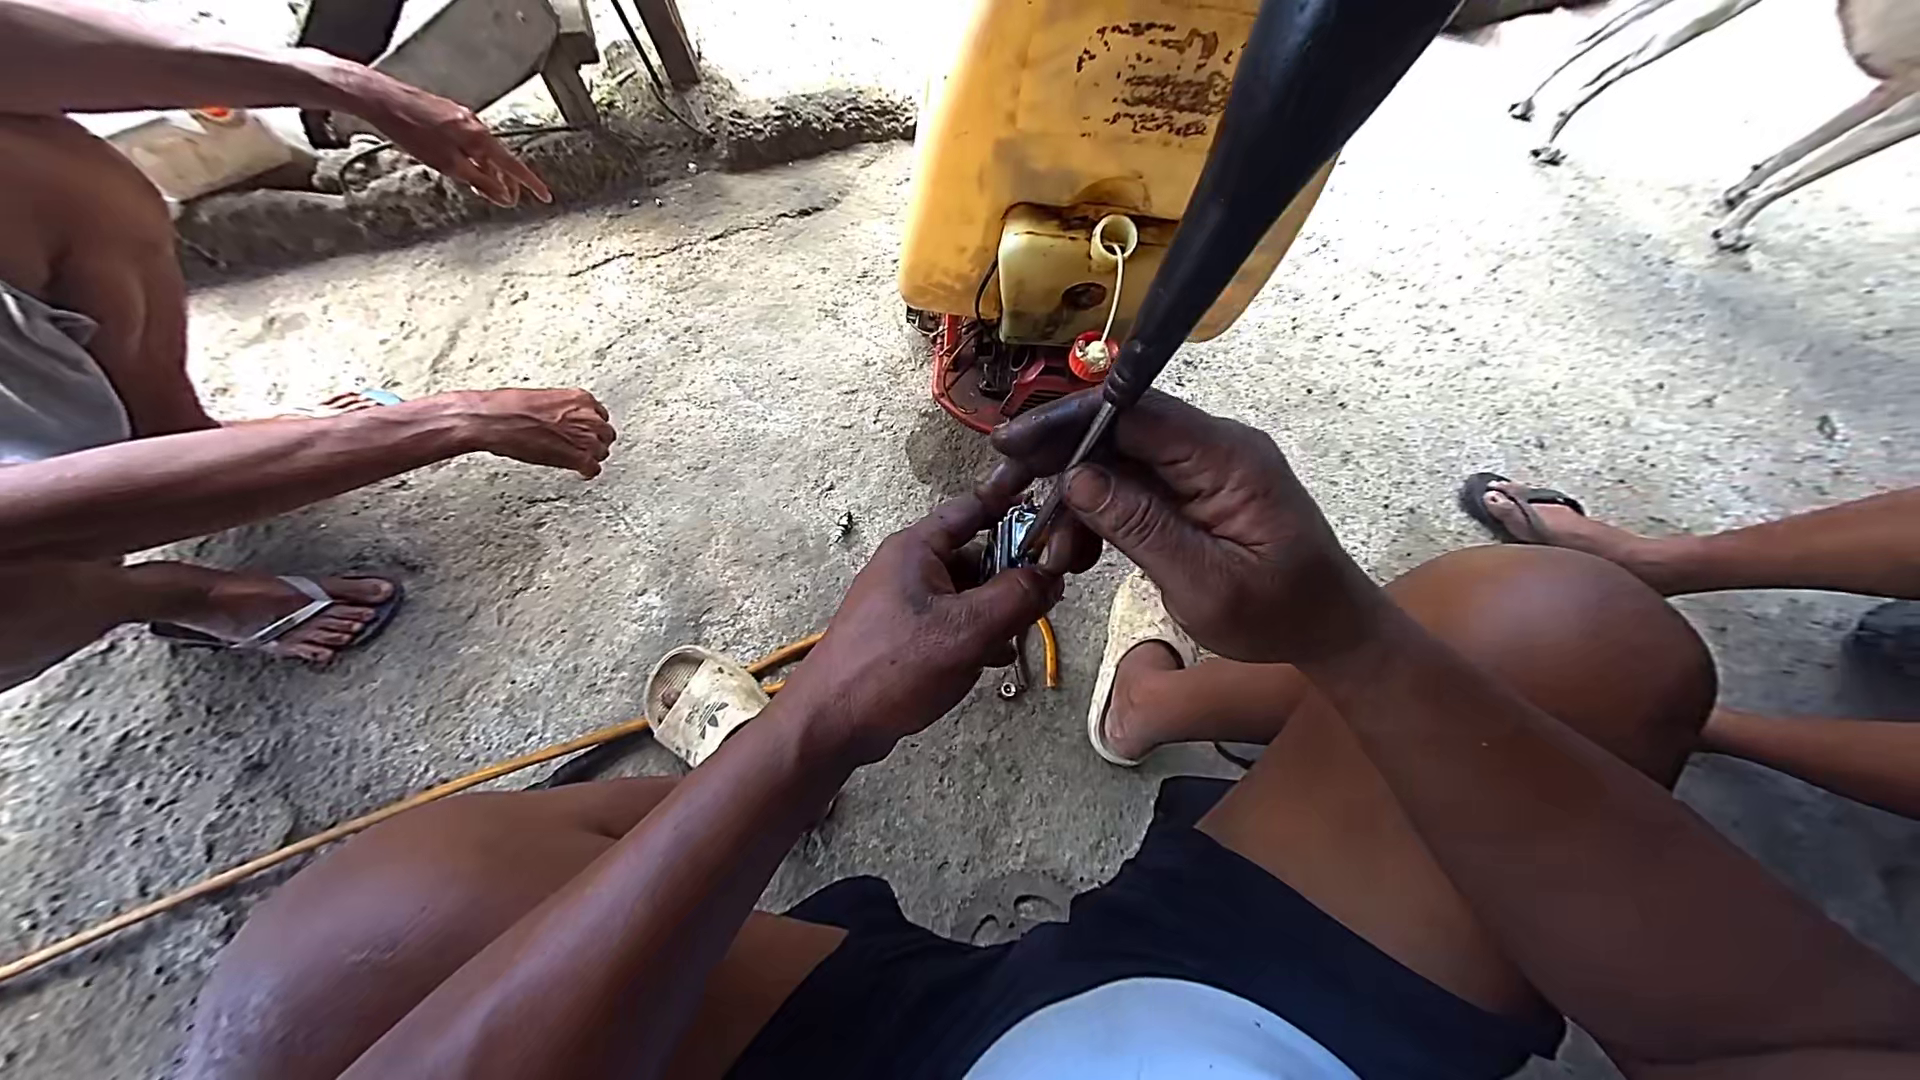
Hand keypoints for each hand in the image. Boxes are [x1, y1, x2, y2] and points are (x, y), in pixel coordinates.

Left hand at [307, 51, 551, 206]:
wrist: (375, 97)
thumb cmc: (410, 131)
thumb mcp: (449, 166)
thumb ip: (481, 183)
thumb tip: (504, 197)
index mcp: (481, 139)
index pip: (515, 167)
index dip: (532, 184)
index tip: (545, 196)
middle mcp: (476, 126)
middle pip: (501, 161)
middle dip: (505, 182)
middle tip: (503, 200)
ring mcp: (461, 118)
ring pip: (484, 152)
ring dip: (487, 171)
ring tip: (479, 187)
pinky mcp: (446, 115)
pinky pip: (470, 142)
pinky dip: (473, 158)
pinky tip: (463, 167)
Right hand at [440, 388, 615, 477]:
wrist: (489, 419)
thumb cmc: (506, 408)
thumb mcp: (544, 399)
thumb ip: (563, 409)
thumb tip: (564, 420)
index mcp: (581, 399)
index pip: (601, 416)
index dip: (592, 427)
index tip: (585, 433)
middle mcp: (589, 417)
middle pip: (606, 435)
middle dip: (595, 442)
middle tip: (582, 448)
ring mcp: (586, 438)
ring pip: (601, 452)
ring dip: (590, 457)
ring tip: (577, 460)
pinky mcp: (578, 457)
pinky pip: (593, 469)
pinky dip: (587, 472)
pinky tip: (580, 472)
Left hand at [779, 485, 1063, 765]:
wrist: (832, 723)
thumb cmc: (891, 667)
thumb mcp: (966, 630)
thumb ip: (1016, 598)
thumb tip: (1052, 575)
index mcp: (916, 548)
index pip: (972, 507)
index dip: (1013, 505)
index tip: (1049, 513)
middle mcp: (909, 567)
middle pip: (975, 554)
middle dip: (1011, 574)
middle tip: (1043, 595)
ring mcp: (904, 601)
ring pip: (966, 591)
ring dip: (996, 609)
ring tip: (1018, 633)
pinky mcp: (903, 632)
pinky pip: (951, 620)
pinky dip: (975, 632)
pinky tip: (993, 657)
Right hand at [992, 389, 1384, 664]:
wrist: (1325, 629)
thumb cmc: (1279, 615)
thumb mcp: (1205, 584)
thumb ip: (1141, 527)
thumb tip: (1076, 479)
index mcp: (1227, 459)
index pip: (1137, 414)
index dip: (1068, 421)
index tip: (1014, 442)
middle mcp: (1212, 449)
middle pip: (1118, 430)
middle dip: (1057, 457)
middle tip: (1007, 489)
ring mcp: (1199, 469)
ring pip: (1115, 461)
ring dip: (1073, 497)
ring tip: (1053, 549)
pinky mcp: (1188, 490)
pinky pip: (1129, 487)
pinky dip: (1095, 513)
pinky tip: (1078, 548)